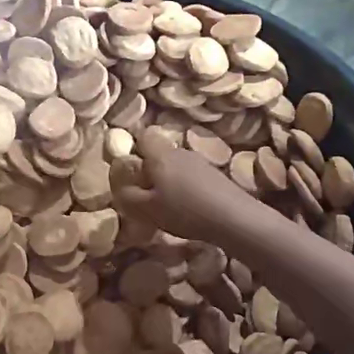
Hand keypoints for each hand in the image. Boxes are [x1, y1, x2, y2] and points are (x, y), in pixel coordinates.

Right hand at [114, 128, 275, 243]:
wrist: (233, 217)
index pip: (143, 137)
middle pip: (160, 153)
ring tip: (168, 206)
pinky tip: (189, 209)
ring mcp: (200, 162)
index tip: (130, 171)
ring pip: (177, 165)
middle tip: (146, 195)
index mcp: (160, 155)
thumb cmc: (184, 210)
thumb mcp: (147, 209)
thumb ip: (128, 196)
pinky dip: (186, 188)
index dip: (134, 150)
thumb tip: (120, 186)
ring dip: (170, 181)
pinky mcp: (215, 175)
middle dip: (152, 170)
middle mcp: (180, 151)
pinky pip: (192, 176)